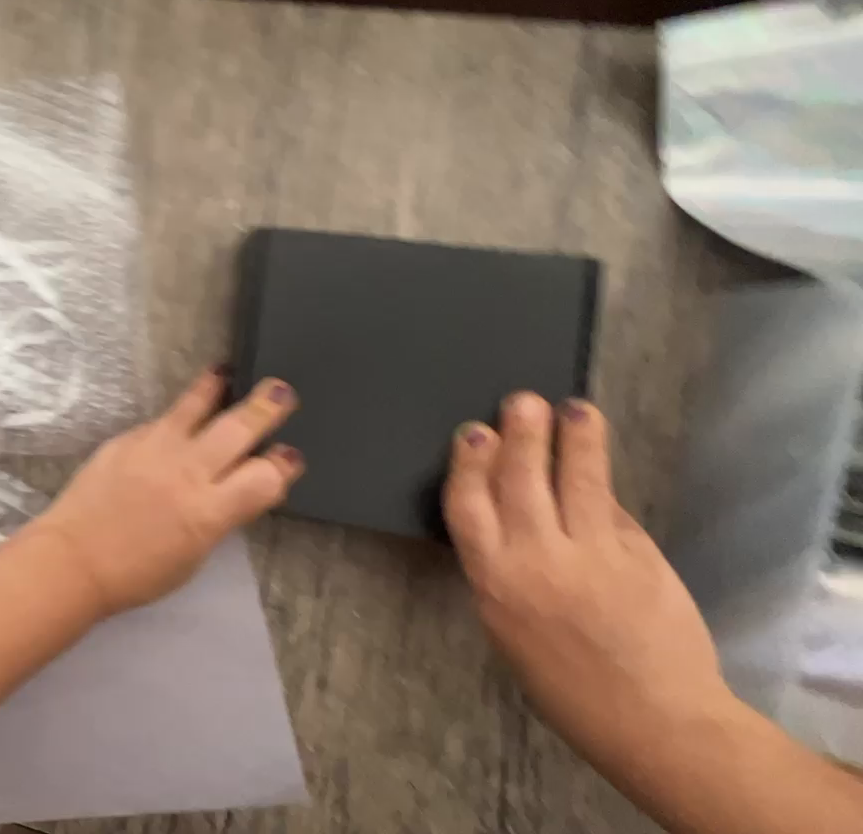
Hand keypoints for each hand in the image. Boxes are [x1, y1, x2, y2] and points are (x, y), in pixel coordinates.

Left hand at [26, 370, 303, 616]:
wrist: (74, 557)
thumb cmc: (137, 572)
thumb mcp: (194, 555)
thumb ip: (218, 516)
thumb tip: (232, 489)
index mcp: (209, 511)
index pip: (264, 478)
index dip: (283, 467)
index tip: (290, 457)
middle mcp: (187, 472)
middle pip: (236, 429)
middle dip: (264, 408)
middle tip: (280, 390)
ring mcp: (153, 450)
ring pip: (193, 408)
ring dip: (214, 388)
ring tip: (225, 371)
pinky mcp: (125, 440)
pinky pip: (160, 423)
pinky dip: (176, 417)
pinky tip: (179, 416)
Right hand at [444, 392, 734, 765]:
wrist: (649, 716)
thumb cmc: (557, 676)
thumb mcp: (503, 619)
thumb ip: (502, 564)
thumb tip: (510, 512)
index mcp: (493, 577)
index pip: (470, 504)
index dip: (469, 464)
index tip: (472, 431)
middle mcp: (537, 558)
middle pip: (521, 482)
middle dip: (521, 437)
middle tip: (521, 400)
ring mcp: (594, 556)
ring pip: (578, 484)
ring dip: (575, 442)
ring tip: (574, 408)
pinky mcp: (641, 559)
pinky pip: (614, 512)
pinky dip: (602, 484)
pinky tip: (597, 462)